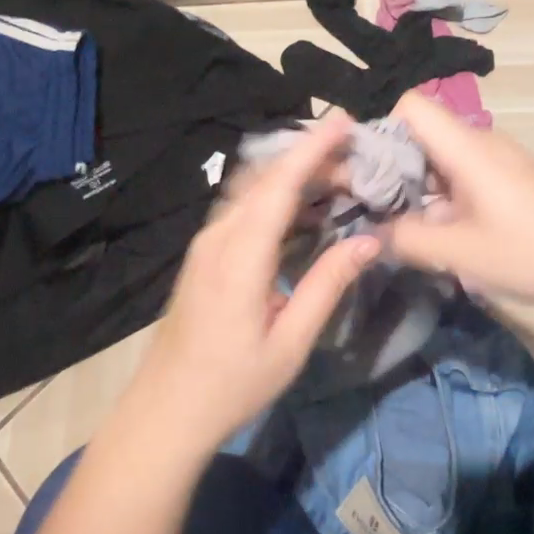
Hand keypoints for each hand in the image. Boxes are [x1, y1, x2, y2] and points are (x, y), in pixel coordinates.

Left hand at [118, 113, 377, 453]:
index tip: (344, 122)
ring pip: (252, 188)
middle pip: (266, 177)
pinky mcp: (204, 254)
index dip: (312, 148)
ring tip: (338, 174)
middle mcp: (218, 237)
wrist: (165, 411)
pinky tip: (303, 206)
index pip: (279, 184)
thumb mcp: (290, 342)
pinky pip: (242, 206)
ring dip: (293, 173)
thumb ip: (328, 285)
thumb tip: (369, 239)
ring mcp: (206, 243)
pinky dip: (276, 192)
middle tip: (358, 158)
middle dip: (311, 157)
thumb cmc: (232, 384)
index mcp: (240, 257)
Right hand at [382, 92, 533, 307]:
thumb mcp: (461, 253)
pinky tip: (439, 231)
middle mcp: (480, 142)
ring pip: (440, 156)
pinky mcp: (509, 178)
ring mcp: (498, 159)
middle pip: (420, 133)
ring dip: (416, 185)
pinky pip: (461, 173)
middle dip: (390, 165)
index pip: (410, 105)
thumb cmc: (533, 253)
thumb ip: (406, 239)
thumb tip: (368, 232)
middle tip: (367, 204)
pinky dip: (440, 194)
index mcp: (467, 147)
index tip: (360, 170)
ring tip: (396, 223)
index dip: (380, 129)